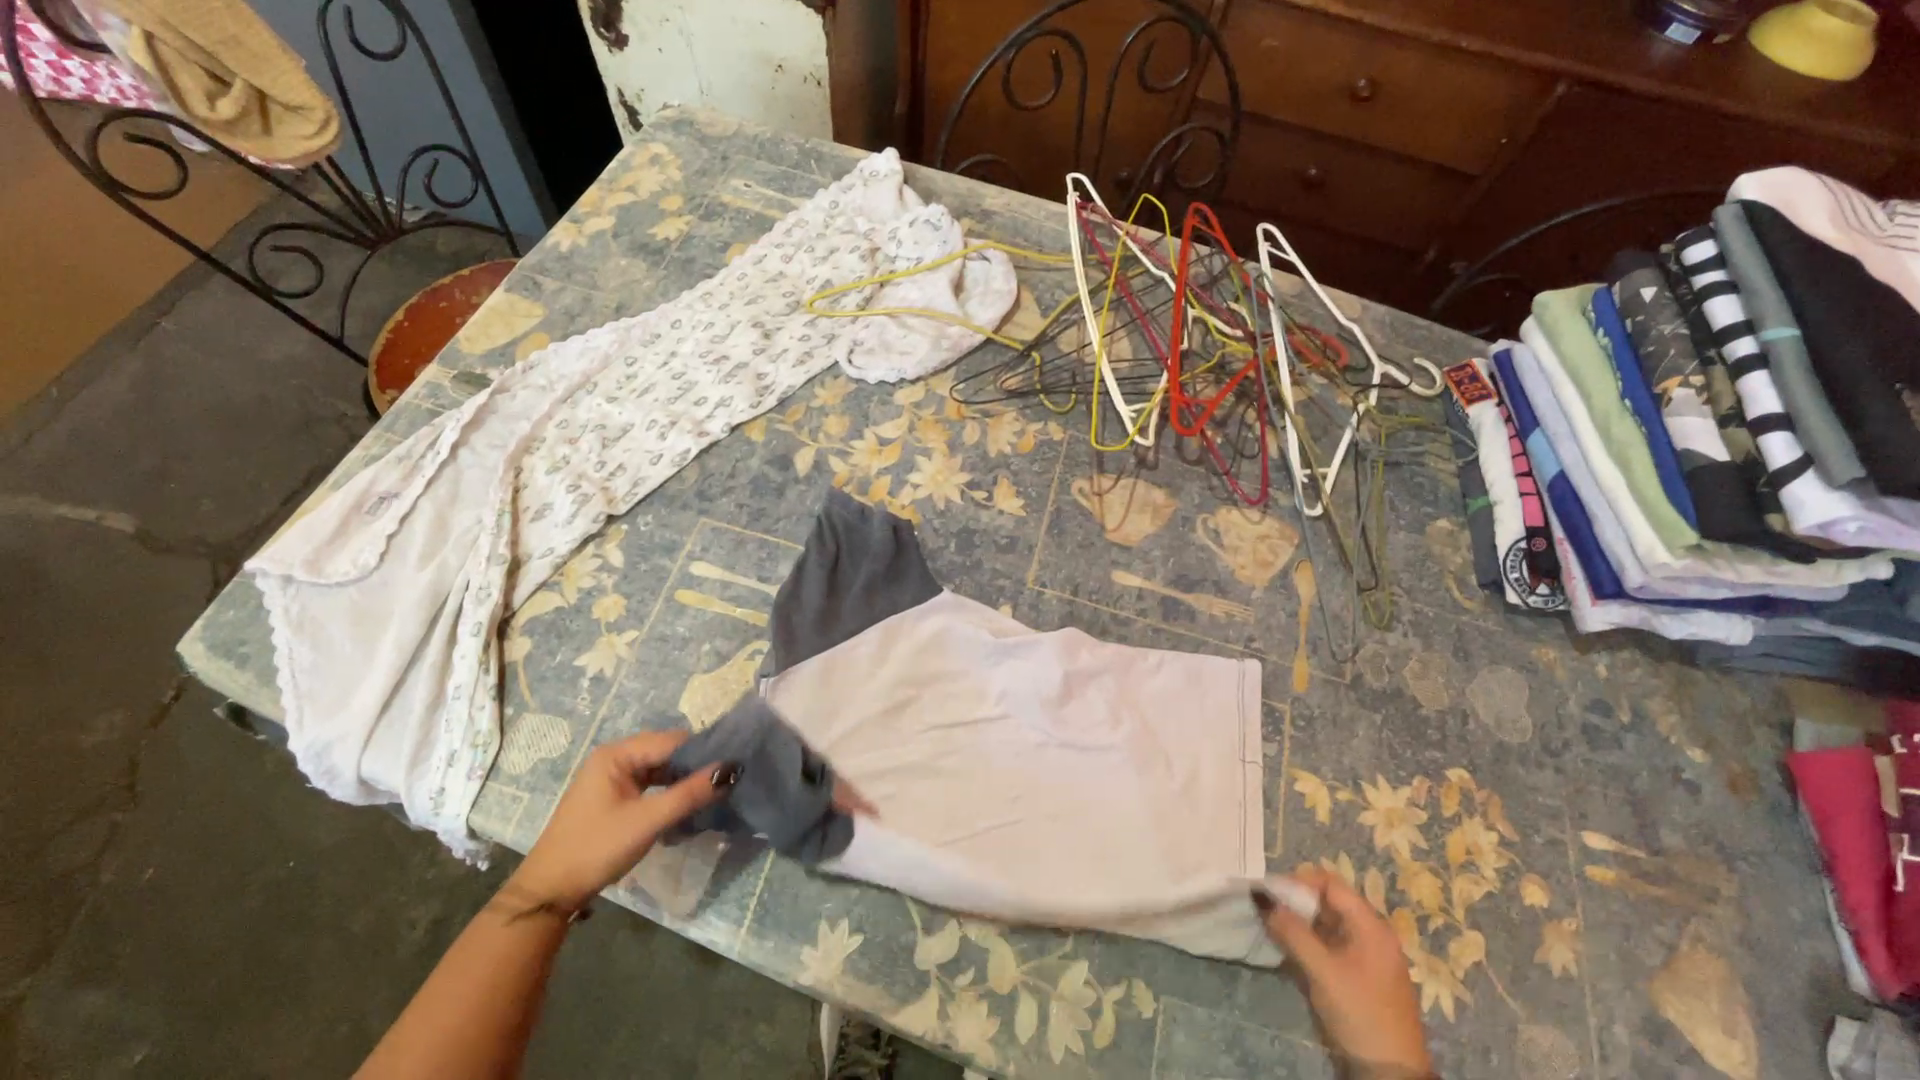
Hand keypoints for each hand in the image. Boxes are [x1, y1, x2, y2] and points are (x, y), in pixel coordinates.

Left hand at [506, 732, 735, 911]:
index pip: (672, 740)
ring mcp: (613, 778)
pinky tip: (690, 804)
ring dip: (684, 779)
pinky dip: (670, 792)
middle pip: (666, 751)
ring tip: (716, 791)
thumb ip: (689, 793)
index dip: (704, 750)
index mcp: (617, 754)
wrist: (552, 890)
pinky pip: (651, 784)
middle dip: (696, 764)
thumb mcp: (647, 821)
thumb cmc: (597, 848)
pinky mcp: (615, 796)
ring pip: (660, 768)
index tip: (737, 764)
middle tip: (730, 780)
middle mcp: (614, 757)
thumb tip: (731, 769)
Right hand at [1257, 867, 1431, 1076]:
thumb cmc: (1359, 1012)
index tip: (1269, 894)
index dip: (1299, 881)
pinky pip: (1330, 945)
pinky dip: (1309, 943)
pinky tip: (1290, 953)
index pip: (1330, 883)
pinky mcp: (1360, 974)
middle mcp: (1371, 933)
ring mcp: (1367, 954)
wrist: (1391, 1071)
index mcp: (1370, 924)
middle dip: (1296, 902)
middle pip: (1328, 901)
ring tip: (1272, 930)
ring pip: (1327, 924)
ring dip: (1300, 923)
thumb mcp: (1322, 970)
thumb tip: (1262, 898)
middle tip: (1266, 913)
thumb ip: (1292, 932)